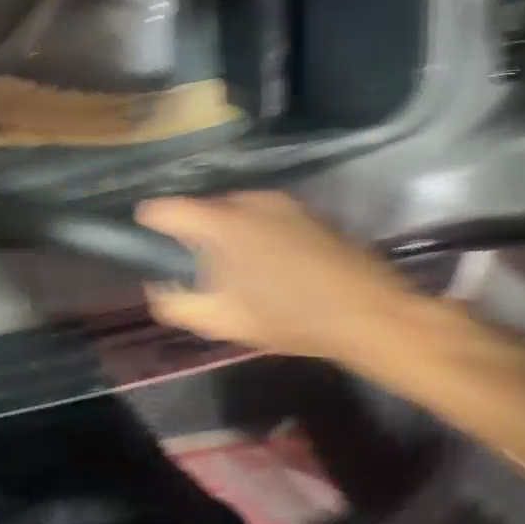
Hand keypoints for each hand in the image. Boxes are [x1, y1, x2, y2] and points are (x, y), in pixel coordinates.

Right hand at [135, 192, 424, 361]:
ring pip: (235, 212)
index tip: (147, 244)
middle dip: (194, 234)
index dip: (148, 224)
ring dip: (228, 233)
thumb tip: (158, 290)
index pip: (164, 209)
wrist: (377, 317)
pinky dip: (258, 234)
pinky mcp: (310, 212)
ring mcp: (283, 204)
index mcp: (220, 223)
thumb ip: (177, 304)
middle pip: (201, 210)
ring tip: (238, 268)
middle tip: (199, 267)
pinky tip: (273, 267)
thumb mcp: (224, 322)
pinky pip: (265, 217)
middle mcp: (247, 202)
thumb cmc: (293, 319)